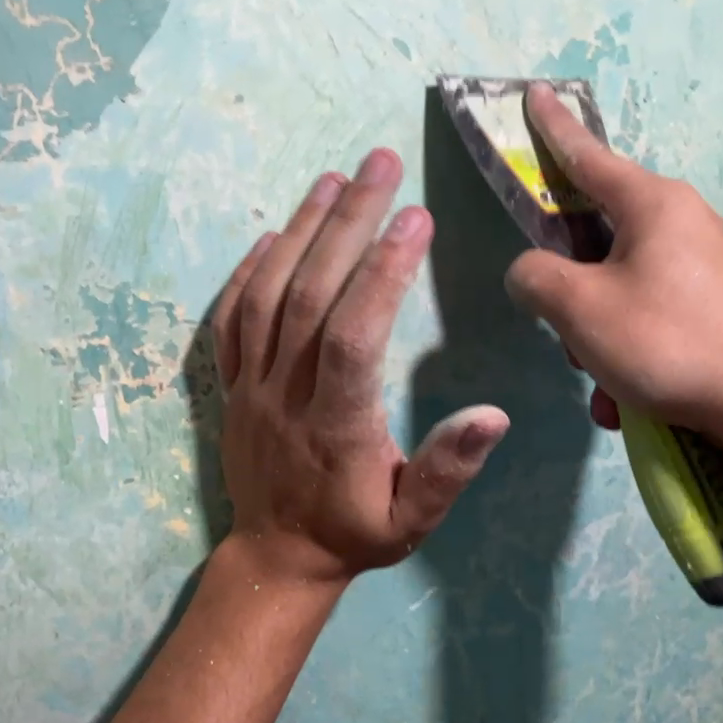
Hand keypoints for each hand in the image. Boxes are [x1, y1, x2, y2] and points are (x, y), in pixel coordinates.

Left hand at [210, 150, 508, 582]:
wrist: (276, 558)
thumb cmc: (353, 534)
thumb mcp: (410, 521)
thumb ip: (447, 470)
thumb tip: (493, 415)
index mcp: (338, 426)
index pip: (353, 337)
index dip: (381, 274)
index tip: (415, 217)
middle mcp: (287, 396)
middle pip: (309, 298)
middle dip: (346, 225)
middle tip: (378, 163)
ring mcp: (251, 387)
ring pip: (266, 298)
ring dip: (299, 233)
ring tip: (332, 179)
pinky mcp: (231, 386)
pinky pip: (230, 322)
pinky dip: (247, 272)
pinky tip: (274, 233)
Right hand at [503, 83, 722, 442]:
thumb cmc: (670, 342)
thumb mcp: (580, 309)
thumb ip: (535, 278)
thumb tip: (531, 274)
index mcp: (652, 206)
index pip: (587, 155)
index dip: (554, 128)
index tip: (537, 93)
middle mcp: (686, 224)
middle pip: (599, 242)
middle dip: (572, 293)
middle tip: (572, 338)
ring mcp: (710, 267)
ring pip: (623, 292)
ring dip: (601, 340)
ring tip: (611, 388)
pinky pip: (655, 323)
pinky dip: (634, 359)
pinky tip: (634, 403)